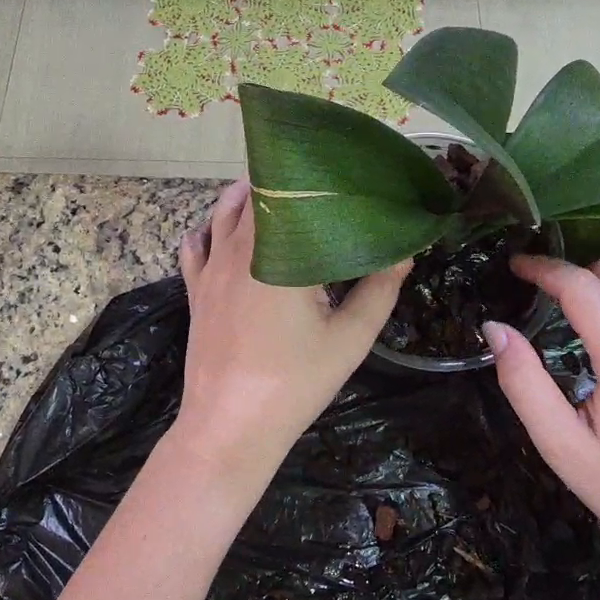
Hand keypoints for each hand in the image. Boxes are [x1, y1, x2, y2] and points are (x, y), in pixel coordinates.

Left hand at [173, 179, 410, 480]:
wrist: (230, 426)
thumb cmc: (294, 383)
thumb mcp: (349, 339)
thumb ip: (379, 290)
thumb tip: (404, 252)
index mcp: (280, 254)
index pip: (297, 196)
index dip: (319, 180)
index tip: (344, 172)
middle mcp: (239, 248)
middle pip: (258, 195)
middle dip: (285, 182)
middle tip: (317, 181)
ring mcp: (210, 267)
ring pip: (224, 211)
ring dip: (247, 194)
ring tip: (276, 190)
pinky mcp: (195, 289)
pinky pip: (196, 242)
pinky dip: (210, 225)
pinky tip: (226, 228)